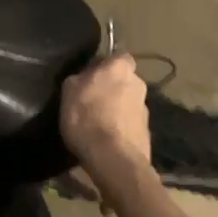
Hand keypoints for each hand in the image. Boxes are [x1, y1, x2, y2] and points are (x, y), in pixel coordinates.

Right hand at [60, 52, 151, 170]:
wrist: (114, 161)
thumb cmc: (88, 117)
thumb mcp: (69, 90)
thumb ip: (80, 77)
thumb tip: (85, 77)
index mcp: (121, 67)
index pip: (119, 55)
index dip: (107, 65)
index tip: (93, 75)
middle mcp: (138, 84)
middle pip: (125, 81)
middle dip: (114, 89)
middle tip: (95, 101)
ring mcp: (145, 112)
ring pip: (129, 105)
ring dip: (118, 111)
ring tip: (100, 126)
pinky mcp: (147, 136)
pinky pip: (131, 127)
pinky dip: (122, 131)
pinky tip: (108, 143)